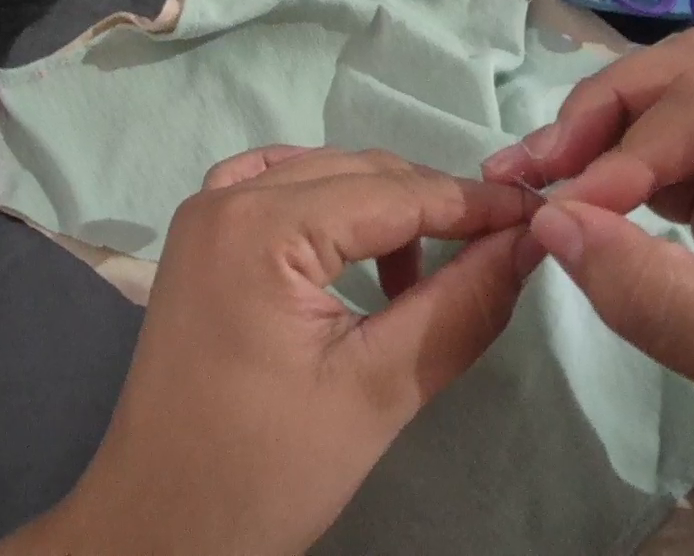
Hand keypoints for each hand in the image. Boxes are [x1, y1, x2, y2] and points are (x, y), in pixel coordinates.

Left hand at [0, 149, 541, 555]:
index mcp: (262, 225)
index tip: (538, 216)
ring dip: (384, 206)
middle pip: (361, 173)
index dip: (474, 203)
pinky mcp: (202, 235)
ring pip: (325, 174)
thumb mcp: (378, 391)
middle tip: (498, 246)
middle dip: (434, 204)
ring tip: (419, 273)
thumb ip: (461, 306)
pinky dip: (330, 202)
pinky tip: (354, 241)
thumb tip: (528, 240)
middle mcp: (228, 195)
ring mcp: (207, 210)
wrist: (155, 526)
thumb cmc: (264, 471)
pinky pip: (281, 186)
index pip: (396, 193)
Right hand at [483, 30, 693, 553]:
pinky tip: (592, 201)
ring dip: (608, 129)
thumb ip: (659, 296)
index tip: (561, 212)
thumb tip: (548, 224)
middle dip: (608, 107)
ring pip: (685, 96)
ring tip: (547, 177)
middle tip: (538, 164)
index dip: (628, 149)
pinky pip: (684, 150)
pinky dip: (626, 166)